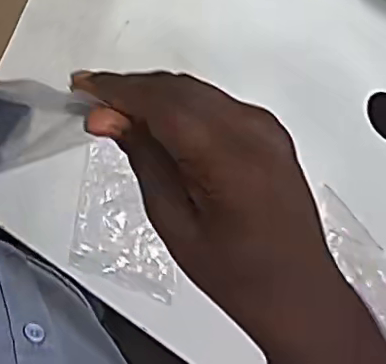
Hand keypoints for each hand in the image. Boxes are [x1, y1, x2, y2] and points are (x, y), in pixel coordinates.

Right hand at [73, 72, 385, 363]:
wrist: (301, 297)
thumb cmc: (241, 275)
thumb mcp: (173, 220)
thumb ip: (141, 157)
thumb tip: (108, 117)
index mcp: (231, 159)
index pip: (161, 103)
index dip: (116, 90)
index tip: (84, 88)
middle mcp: (253, 134)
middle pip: (173, 89)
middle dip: (128, 89)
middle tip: (92, 100)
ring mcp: (263, 127)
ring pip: (189, 88)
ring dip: (149, 92)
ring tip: (114, 107)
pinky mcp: (265, 128)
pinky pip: (208, 98)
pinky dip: (174, 99)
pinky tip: (152, 111)